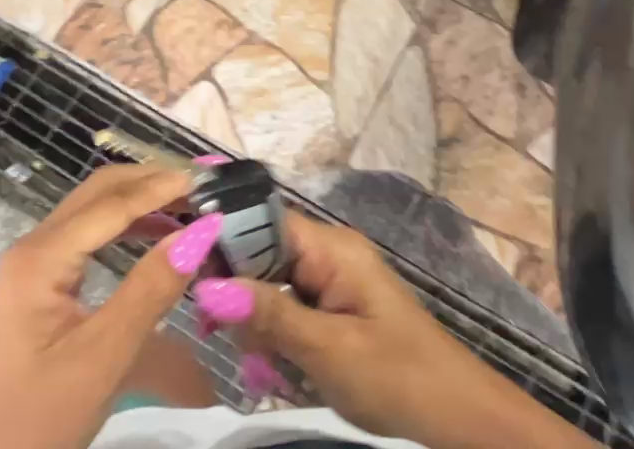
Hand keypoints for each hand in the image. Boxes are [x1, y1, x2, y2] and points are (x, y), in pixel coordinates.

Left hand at [0, 165, 222, 448]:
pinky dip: (128, 223)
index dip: (162, 187)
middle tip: (203, 184)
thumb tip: (201, 231)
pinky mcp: (41, 281)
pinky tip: (159, 233)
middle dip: (152, 180)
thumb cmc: (43, 414)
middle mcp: (33, 246)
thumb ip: (152, 288)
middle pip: (99, 192)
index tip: (210, 180)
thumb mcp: (104, 355)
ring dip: (142, 199)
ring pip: (94, 209)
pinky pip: (90, 234)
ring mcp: (33, 263)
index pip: (111, 203)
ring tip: (190, 202)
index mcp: (40, 258)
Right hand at [195, 213, 596, 448]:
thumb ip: (268, 315)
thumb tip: (208, 286)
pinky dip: (274, 331)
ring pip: (270, 283)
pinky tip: (273, 363)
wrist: (454, 411)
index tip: (180, 263)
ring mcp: (333, 279)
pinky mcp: (335, 306)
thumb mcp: (327, 349)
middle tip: (216, 330)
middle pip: (262, 252)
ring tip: (258, 357)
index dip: (222, 236)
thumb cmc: (395, 375)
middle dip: (236, 290)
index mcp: (332, 248)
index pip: (264, 221)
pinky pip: (288, 305)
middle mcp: (330, 253)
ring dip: (254, 318)